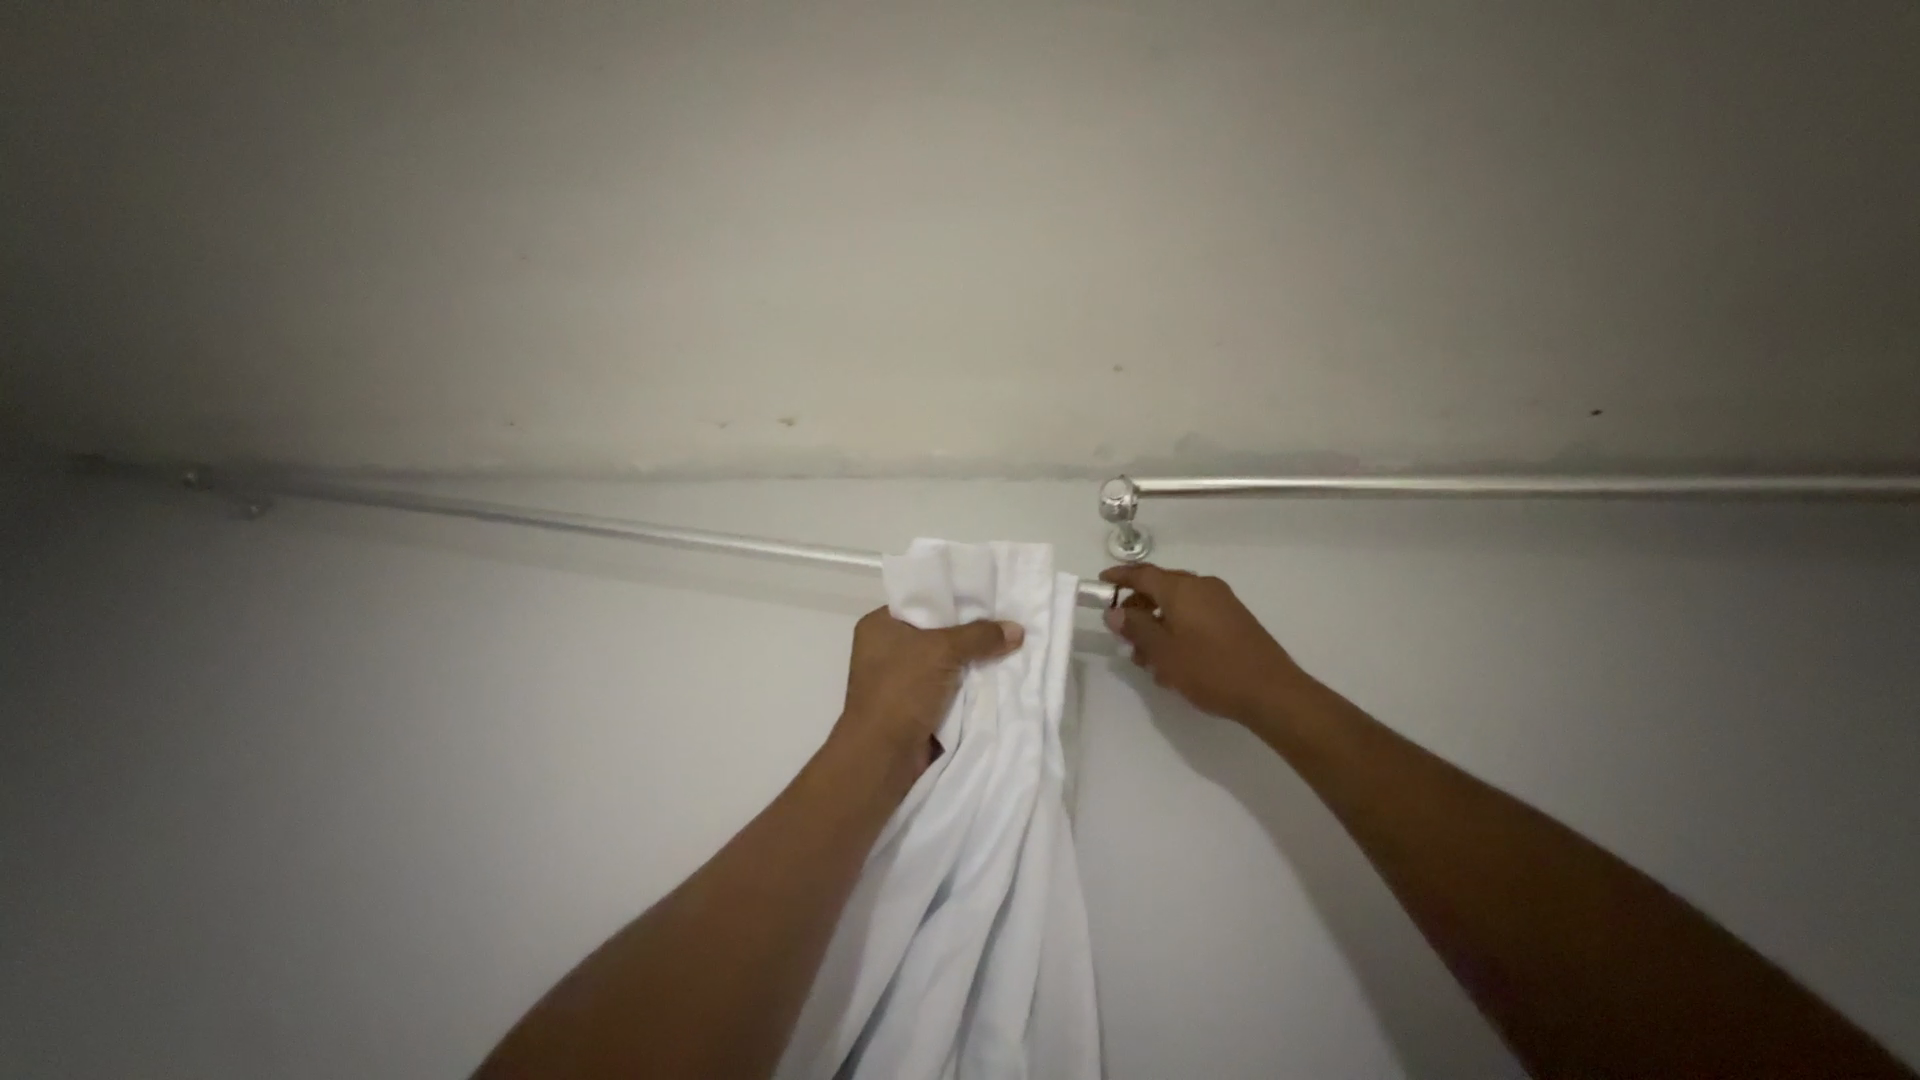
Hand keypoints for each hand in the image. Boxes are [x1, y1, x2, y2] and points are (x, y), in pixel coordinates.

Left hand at [831, 607, 1024, 777]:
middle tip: (1009, 622)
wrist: (883, 756)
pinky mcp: (916, 707)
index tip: (990, 597)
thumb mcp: (942, 651)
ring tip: (1013, 647)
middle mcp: (887, 649)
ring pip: (947, 663)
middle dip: (971, 633)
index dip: (955, 598)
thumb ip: (980, 636)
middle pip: (938, 632)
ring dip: (974, 662)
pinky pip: (949, 688)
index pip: (922, 600)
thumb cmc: (901, 690)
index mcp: (879, 625)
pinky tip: (999, 677)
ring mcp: (901, 681)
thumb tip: (1017, 630)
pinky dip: (969, 686)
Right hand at [1100, 563, 1308, 726]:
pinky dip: (1178, 630)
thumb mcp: (1163, 652)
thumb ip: (1136, 628)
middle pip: (1161, 588)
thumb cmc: (1210, 669)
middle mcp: (1203, 587)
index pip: (1143, 574)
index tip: (1101, 583)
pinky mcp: (1235, 620)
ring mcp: (1222, 603)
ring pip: (1179, 606)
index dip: (1120, 577)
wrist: (1271, 691)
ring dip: (1158, 625)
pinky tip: (1173, 662)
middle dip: (1138, 608)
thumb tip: (1115, 612)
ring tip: (1146, 658)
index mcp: (1182, 589)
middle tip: (1122, 632)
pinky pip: (1196, 616)